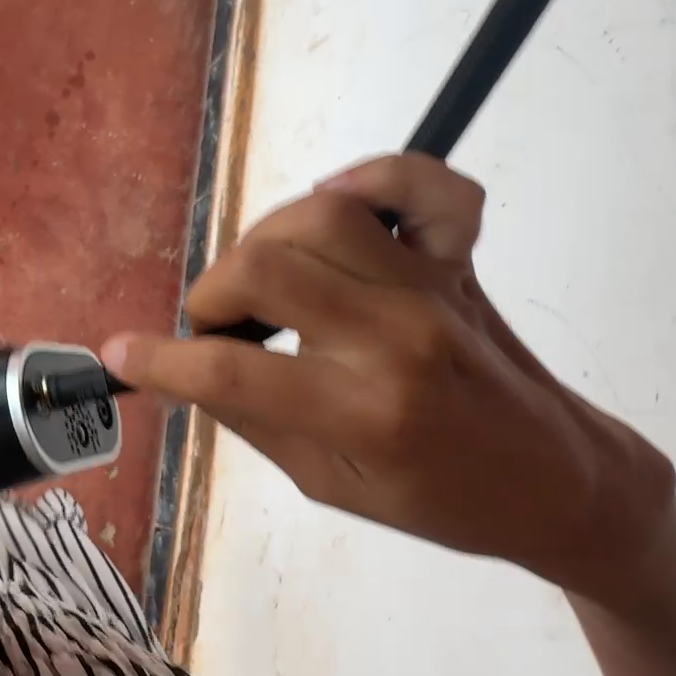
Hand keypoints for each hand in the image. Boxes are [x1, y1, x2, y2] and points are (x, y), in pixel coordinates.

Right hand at [102, 154, 675, 589]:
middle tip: (219, 326)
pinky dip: (372, 176)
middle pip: (263, 270)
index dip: (157, 360)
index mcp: (360, 413)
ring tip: (267, 280)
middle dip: (213, 295)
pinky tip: (338, 202)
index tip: (120, 353)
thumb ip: (250, 419)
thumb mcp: (327, 486)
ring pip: (317, 216)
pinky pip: (419, 183)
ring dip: (265, 242)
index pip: (228, 373)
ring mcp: (430, 286)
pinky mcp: (456, 256)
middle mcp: (394, 337)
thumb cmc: (437, 500)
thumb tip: (186, 368)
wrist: (554, 479)